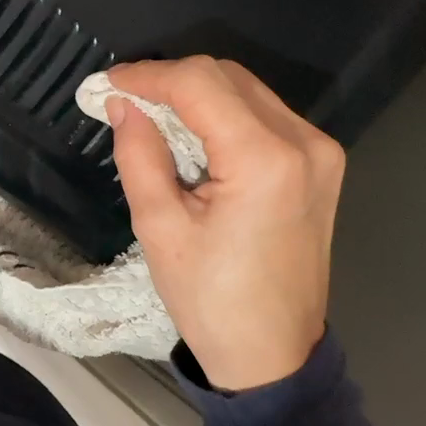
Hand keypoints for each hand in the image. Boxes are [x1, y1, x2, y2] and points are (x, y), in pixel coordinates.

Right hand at [104, 56, 344, 389]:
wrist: (271, 350)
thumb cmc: (208, 298)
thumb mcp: (159, 228)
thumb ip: (140, 156)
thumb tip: (122, 106)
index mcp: (265, 159)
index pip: (200, 85)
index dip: (148, 76)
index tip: (105, 84)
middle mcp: (304, 142)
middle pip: (228, 77)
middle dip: (169, 80)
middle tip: (120, 98)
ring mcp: (320, 152)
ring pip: (248, 91)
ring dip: (194, 94)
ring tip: (147, 115)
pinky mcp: (319, 165)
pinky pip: (263, 117)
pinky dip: (220, 114)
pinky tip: (188, 136)